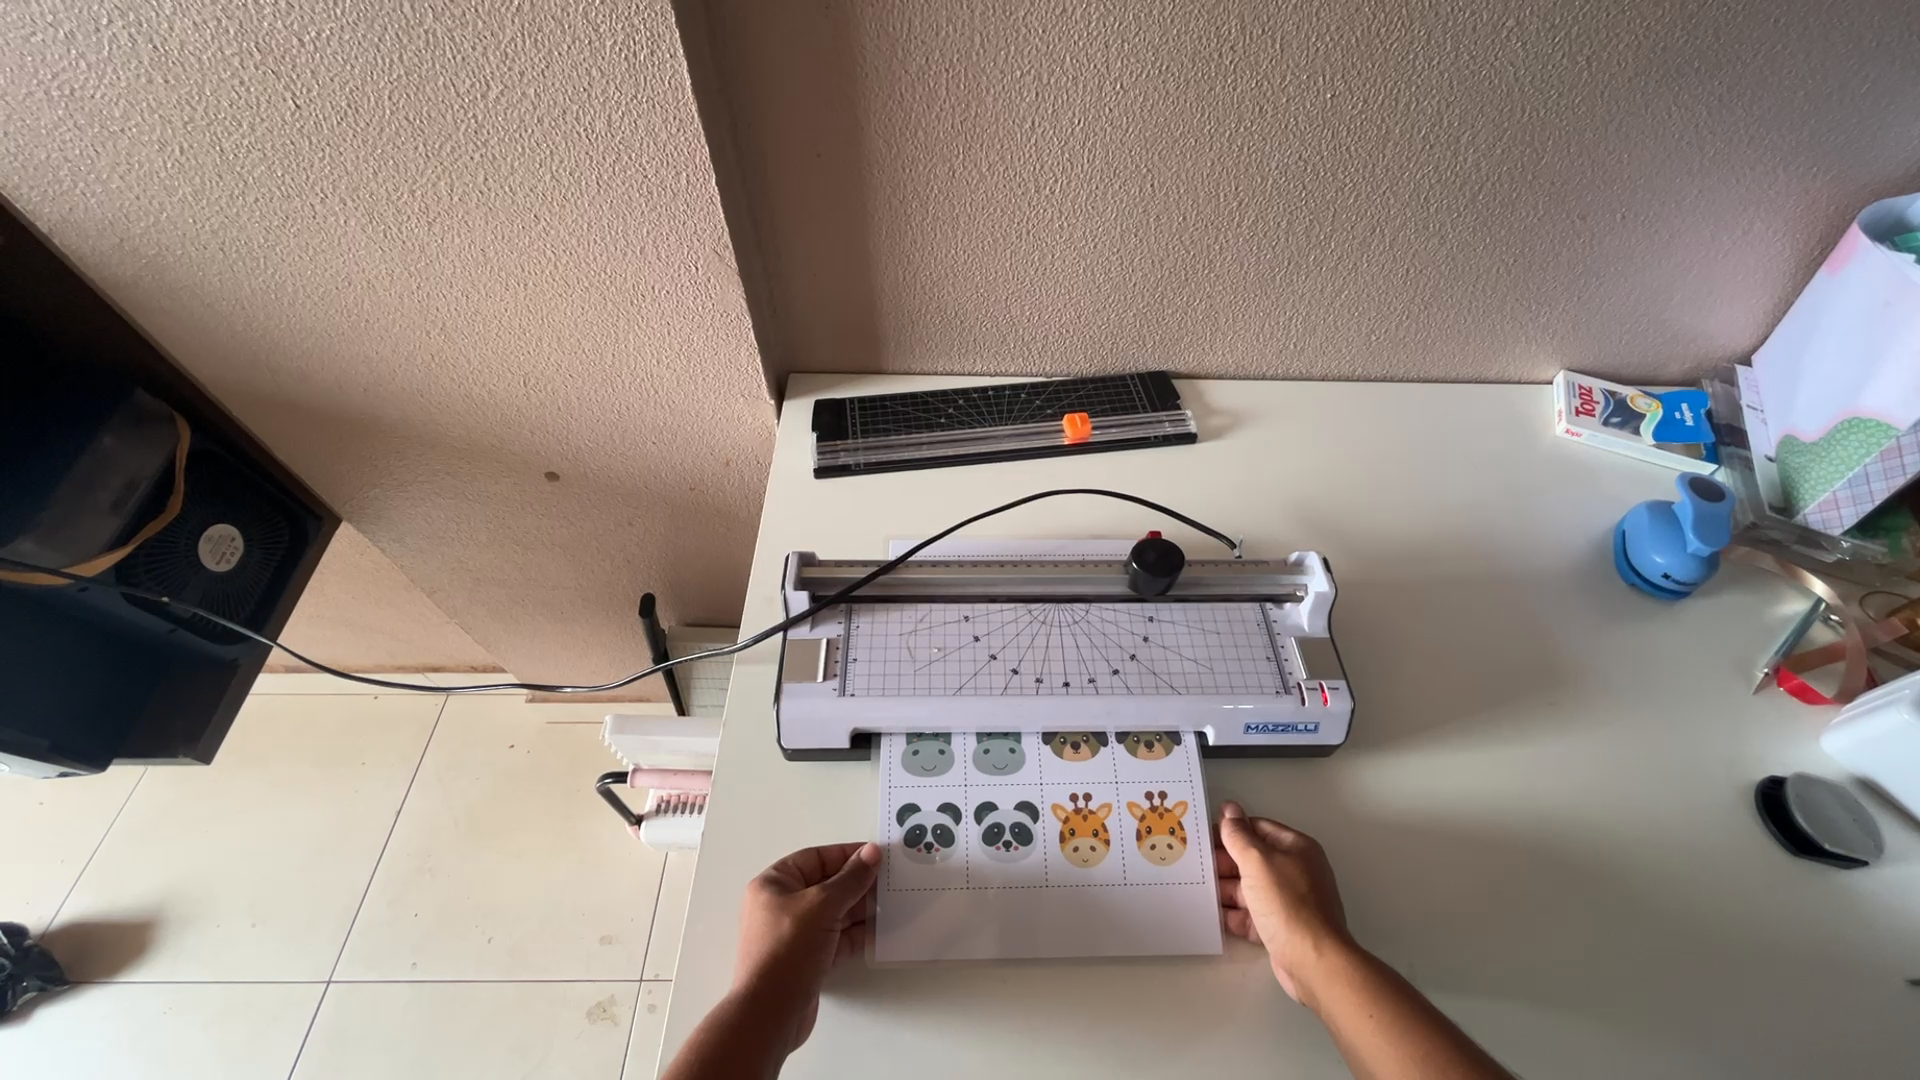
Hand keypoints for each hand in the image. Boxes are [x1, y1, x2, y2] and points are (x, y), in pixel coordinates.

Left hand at [732, 841, 880, 1048]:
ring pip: (833, 912)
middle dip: (856, 883)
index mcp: (774, 884)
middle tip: (889, 880)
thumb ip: (850, 879)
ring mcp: (794, 935)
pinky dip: (855, 934)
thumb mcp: (822, 905)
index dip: (846, 854)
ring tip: (890, 904)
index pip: (815, 858)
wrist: (769, 1016)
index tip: (876, 855)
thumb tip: (872, 852)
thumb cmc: (788, 949)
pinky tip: (878, 930)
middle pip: (826, 885)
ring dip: (859, 909)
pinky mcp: (806, 959)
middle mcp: (781, 906)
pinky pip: (835, 938)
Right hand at [1215, 801, 1354, 1006]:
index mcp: (1295, 848)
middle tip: (1194, 864)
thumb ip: (1238, 835)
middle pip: (1250, 859)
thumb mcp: (1258, 861)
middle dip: (1223, 862)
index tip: (1202, 837)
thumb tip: (1229, 808)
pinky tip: (1211, 914)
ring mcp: (1287, 902)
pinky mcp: (1280, 928)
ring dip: (1224, 889)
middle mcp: (1294, 871)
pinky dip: (1232, 914)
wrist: (1313, 964)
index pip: (1257, 828)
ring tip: (1195, 888)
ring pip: (1248, 888)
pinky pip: (1250, 914)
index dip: (1230, 831)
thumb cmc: (1287, 904)